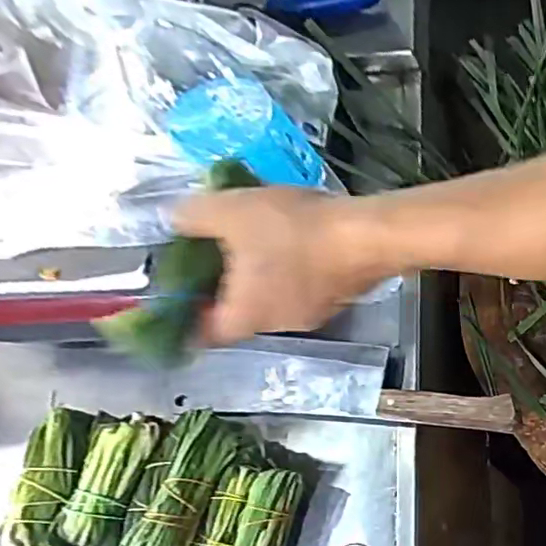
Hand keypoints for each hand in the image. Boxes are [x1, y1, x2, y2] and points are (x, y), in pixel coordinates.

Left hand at [171, 187, 396, 344]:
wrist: (366, 236)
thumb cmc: (291, 230)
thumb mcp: (224, 210)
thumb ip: (189, 219)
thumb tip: (178, 223)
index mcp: (245, 316)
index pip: (203, 334)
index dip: (186, 317)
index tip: (178, 291)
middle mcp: (278, 325)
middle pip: (240, 316)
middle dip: (224, 290)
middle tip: (213, 253)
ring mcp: (312, 316)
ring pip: (272, 303)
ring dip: (259, 281)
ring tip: (254, 243)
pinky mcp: (336, 302)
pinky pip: (299, 293)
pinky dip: (288, 276)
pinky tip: (291, 245)